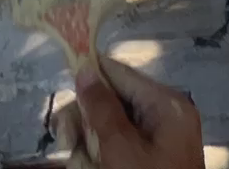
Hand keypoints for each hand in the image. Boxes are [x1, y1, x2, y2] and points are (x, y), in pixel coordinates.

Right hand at [51, 56, 203, 168]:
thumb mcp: (121, 150)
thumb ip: (101, 108)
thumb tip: (84, 69)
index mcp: (165, 104)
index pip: (117, 71)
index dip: (87, 79)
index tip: (64, 96)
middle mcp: (163, 114)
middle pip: (109, 98)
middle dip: (84, 119)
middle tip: (67, 143)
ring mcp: (156, 139)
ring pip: (106, 123)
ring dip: (86, 141)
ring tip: (78, 161)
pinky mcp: (147, 159)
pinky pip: (114, 144)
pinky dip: (97, 155)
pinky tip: (88, 166)